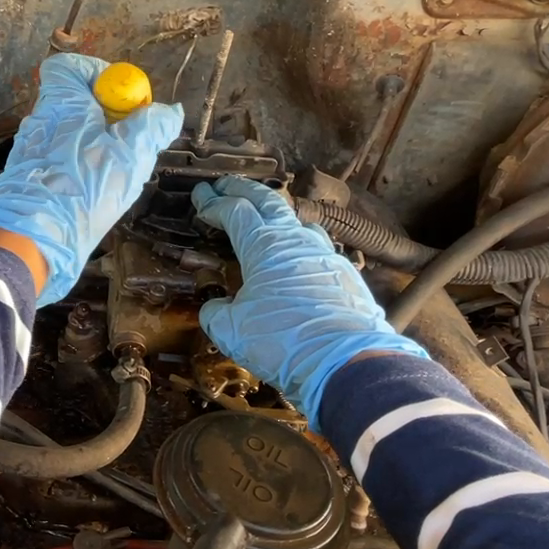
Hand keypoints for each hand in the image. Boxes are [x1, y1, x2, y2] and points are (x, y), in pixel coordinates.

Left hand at [0, 53, 182, 305]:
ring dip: (93, 147)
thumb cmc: (82, 188)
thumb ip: (151, 127)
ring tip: (112, 174)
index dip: (98, 74)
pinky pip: (58, 162)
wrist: (31, 237)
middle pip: (74, 104)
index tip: (123, 97)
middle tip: (128, 141)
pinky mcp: (27, 179)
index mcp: (60, 102)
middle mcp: (39, 121)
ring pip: (68, 136)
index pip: (67, 67)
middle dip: (105, 117)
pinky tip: (90, 194)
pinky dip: (77, 170)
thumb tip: (168, 112)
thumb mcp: (130, 155)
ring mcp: (29, 151)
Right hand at [193, 177, 426, 427]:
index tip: (200, 197)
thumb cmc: (281, 340)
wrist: (348, 363)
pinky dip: (298, 245)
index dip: (213, 202)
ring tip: (262, 218)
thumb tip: (216, 305)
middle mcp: (296, 240)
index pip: (234, 211)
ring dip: (276, 214)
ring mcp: (326, 255)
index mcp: (264, 245)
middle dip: (242, 189)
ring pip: (298, 221)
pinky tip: (295, 258)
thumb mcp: (230, 330)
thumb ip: (216, 311)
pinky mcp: (346, 275)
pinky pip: (317, 248)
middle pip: (268, 200)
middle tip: (224, 185)